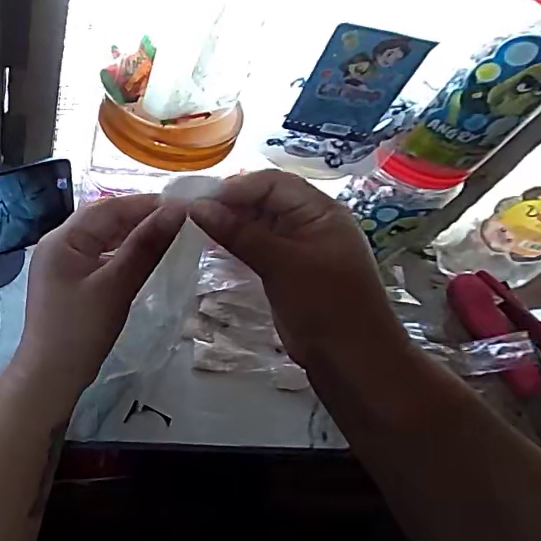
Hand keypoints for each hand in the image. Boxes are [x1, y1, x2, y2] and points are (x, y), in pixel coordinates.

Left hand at [13, 194, 185, 392]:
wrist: (51, 375)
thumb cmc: (80, 329)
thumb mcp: (116, 285)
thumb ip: (145, 246)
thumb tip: (177, 211)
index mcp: (62, 239)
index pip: (108, 208)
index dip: (146, 204)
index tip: (184, 204)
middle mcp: (58, 245)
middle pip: (104, 221)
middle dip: (141, 218)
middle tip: (183, 219)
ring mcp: (62, 265)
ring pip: (103, 240)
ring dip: (134, 236)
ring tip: (172, 234)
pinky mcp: (70, 283)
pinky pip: (100, 258)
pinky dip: (123, 255)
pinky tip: (147, 258)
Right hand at [188, 170, 403, 365]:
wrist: (350, 357)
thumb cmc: (325, 304)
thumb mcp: (281, 263)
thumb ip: (239, 233)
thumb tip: (197, 207)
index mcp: (320, 211)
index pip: (272, 183)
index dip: (235, 188)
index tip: (199, 202)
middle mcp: (309, 223)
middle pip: (263, 200)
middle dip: (228, 204)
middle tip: (190, 216)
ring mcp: (297, 247)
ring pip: (256, 223)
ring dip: (228, 225)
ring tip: (194, 230)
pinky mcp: (285, 269)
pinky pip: (255, 246)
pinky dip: (234, 244)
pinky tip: (210, 249)